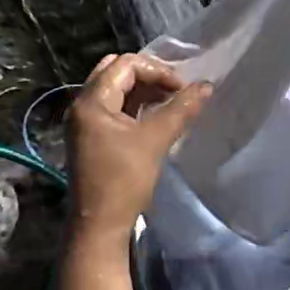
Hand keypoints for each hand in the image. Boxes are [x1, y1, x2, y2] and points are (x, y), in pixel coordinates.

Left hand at [66, 53, 211, 242]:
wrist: (99, 224)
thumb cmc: (124, 181)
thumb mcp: (155, 141)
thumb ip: (181, 109)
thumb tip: (207, 86)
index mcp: (91, 101)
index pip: (125, 65)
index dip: (157, 71)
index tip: (183, 90)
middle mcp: (82, 105)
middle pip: (116, 71)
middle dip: (148, 76)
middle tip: (174, 91)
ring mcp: (84, 121)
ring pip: (114, 89)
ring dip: (142, 90)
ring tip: (170, 103)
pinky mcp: (91, 136)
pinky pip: (113, 107)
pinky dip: (134, 106)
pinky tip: (155, 117)